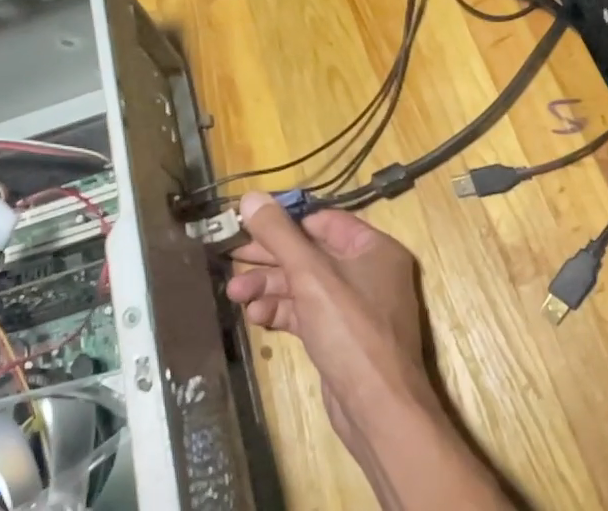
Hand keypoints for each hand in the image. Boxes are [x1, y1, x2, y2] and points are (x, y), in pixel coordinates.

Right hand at [226, 194, 514, 510]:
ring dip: (268, 287)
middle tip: (230, 258)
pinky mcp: (339, 337)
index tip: (247, 224)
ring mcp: (353, 307)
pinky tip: (255, 317)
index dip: (284, 222)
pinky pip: (305, 312)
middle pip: (308, 253)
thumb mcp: (310, 275)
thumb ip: (278, 234)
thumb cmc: (351, 330)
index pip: (322, 221)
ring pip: (302, 285)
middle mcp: (366, 272)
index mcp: (373, 248)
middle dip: (268, 259)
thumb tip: (250, 197)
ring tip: (235, 294)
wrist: (377, 410)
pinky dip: (280, 311)